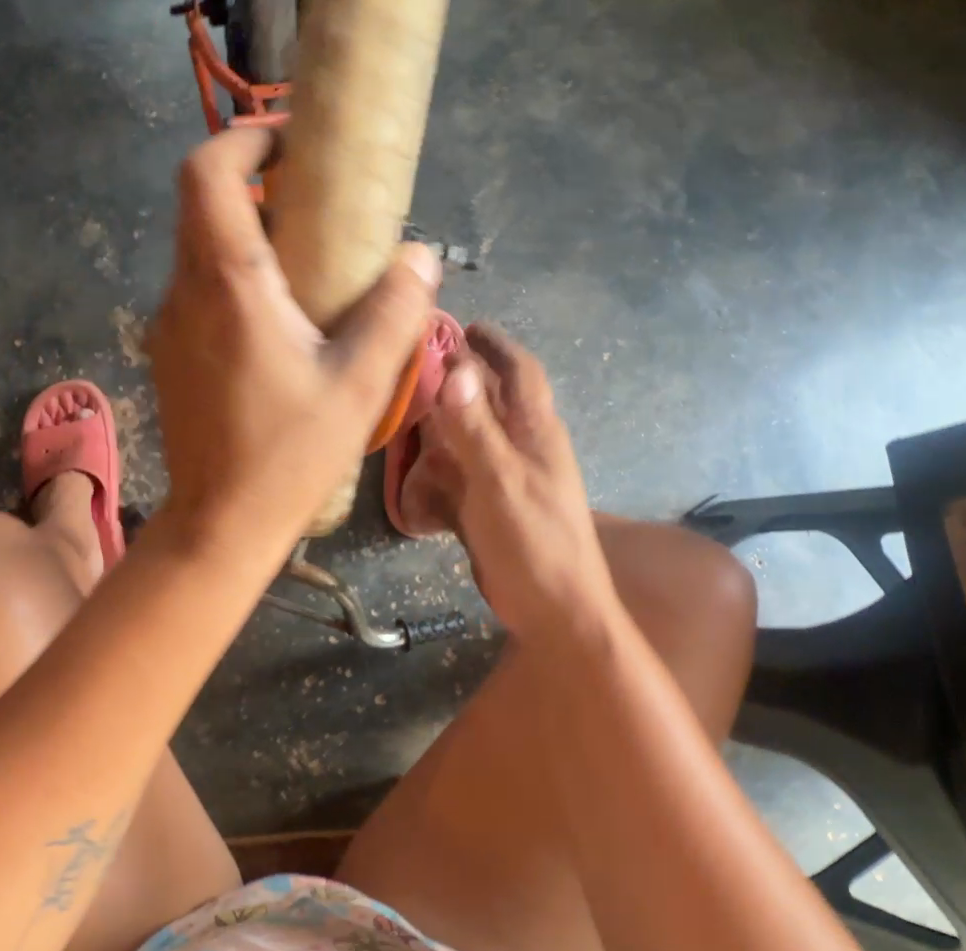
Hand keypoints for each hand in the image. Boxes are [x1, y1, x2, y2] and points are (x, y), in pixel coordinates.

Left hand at [147, 126, 439, 551]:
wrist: (219, 524)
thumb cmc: (289, 457)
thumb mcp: (358, 385)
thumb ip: (393, 312)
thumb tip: (420, 257)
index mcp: (228, 285)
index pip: (207, 173)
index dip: (243, 139)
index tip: (289, 145)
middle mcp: (184, 295)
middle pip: (200, 207)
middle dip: (251, 186)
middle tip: (311, 202)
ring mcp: (167, 329)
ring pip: (196, 252)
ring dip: (242, 237)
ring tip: (302, 262)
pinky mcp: (167, 358)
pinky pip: (194, 294)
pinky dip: (229, 280)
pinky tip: (274, 319)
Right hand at [429, 325, 617, 627]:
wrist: (555, 609)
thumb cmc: (533, 542)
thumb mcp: (499, 481)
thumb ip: (474, 428)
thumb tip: (453, 368)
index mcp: (537, 433)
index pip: (520, 373)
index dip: (496, 346)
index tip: (464, 325)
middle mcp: (526, 448)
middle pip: (495, 400)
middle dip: (466, 377)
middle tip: (421, 363)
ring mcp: (511, 479)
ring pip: (478, 435)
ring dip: (450, 418)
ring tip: (411, 406)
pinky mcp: (496, 508)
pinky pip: (466, 471)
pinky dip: (444, 459)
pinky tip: (419, 462)